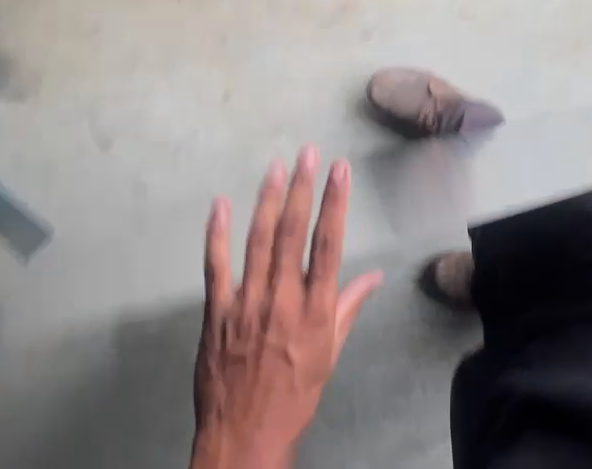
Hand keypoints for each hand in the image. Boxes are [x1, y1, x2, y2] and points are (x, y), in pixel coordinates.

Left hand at [192, 148, 383, 468]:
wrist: (243, 439)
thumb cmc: (296, 394)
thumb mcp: (331, 354)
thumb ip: (348, 308)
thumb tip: (375, 276)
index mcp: (316, 309)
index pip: (329, 243)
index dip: (335, 202)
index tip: (340, 170)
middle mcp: (283, 299)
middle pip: (292, 233)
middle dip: (301, 188)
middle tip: (306, 152)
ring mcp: (246, 304)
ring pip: (257, 241)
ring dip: (267, 200)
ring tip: (275, 167)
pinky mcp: (216, 314)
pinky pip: (216, 268)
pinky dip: (218, 235)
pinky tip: (222, 205)